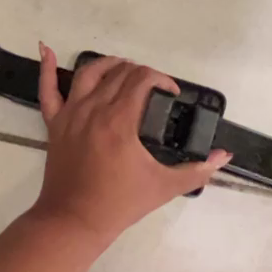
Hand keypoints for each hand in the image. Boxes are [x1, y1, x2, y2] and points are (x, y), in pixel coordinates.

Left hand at [31, 44, 230, 246]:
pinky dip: (47, 69)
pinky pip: (47, 90)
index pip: (142, 80)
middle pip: (119, 73)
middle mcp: (93, 109)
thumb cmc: (120, 203)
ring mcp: (70, 114)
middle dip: (140, 73)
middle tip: (153, 88)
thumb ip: (197, 170)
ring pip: (88, 73)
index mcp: (120, 120)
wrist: (74, 221)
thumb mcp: (164, 187)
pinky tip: (47, 50)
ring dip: (108, 64)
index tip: (171, 93)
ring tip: (123, 67)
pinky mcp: (54, 123)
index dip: (161, 79)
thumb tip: (224, 156)